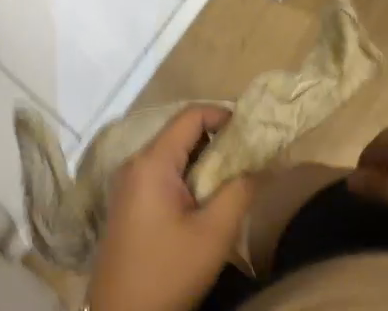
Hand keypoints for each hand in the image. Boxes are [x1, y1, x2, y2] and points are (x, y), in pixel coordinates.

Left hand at [89, 106, 255, 310]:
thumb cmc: (168, 272)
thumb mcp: (214, 233)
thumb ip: (240, 190)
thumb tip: (260, 163)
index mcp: (151, 162)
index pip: (191, 115)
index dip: (224, 115)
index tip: (251, 134)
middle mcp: (134, 164)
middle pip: (180, 133)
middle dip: (216, 141)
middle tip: (246, 160)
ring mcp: (127, 185)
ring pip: (172, 155)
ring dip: (202, 162)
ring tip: (230, 181)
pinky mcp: (126, 205)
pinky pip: (160, 175)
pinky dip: (186, 178)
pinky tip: (203, 202)